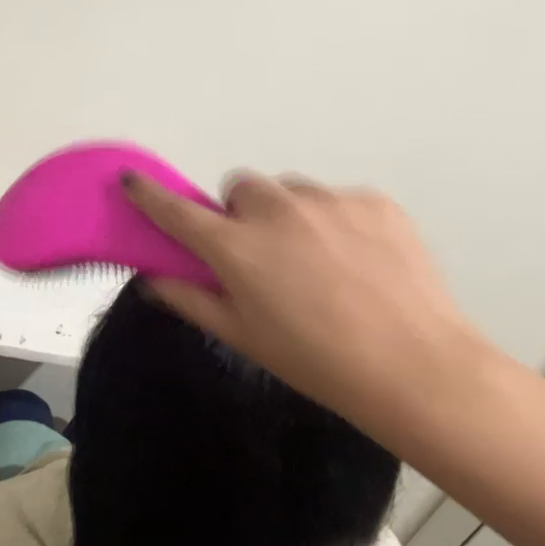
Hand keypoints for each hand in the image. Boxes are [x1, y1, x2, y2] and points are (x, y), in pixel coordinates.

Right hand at [123, 171, 492, 427]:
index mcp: (236, 248)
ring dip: (288, 216)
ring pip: (291, 193)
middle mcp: (276, 211)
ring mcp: (329, 201)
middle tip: (260, 255)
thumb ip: (191, 300)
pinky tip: (356, 262)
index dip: (150, 195)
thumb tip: (154, 280)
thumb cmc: (314, 360)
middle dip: (240, 213)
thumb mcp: (243, 337)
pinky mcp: (374, 200)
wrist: (412, 364)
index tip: (132, 180)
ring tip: (318, 263)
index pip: (177, 211)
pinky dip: (334, 222)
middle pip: (241, 188)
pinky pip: (337, 201)